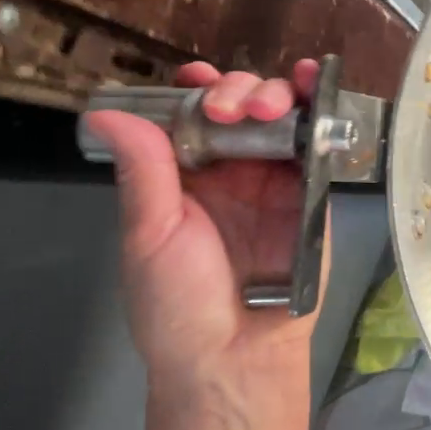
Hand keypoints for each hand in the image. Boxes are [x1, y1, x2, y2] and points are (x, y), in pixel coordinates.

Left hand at [84, 60, 324, 389]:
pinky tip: (312, 83)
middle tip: (234, 110)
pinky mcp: (314, 189)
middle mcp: (232, 170)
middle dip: (239, 91)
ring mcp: (277, 177)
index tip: (197, 81)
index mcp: (185, 177)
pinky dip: (318, 107)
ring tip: (271, 104)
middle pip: (240, 106)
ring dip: (275, 93)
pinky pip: (318, 141)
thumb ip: (145, 171)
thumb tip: (112, 113)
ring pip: (281, 116)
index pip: (190, 116)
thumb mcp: (151, 234)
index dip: (196, 90)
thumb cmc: (179, 299)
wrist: (237, 348)